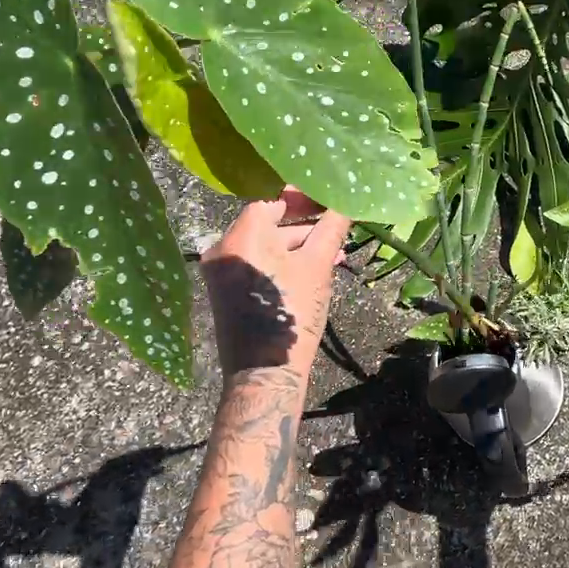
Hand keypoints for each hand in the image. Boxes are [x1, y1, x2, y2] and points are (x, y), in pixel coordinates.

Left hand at [201, 189, 351, 379]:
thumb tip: (346, 202)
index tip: (328, 197)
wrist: (265, 371)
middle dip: (305, 222)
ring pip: (266, 245)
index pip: (271, 200)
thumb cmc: (293, 314)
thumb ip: (331, 229)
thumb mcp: (318, 267)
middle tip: (336, 221)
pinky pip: (258, 263)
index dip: (301, 196)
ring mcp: (222, 271)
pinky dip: (284, 261)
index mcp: (241, 237)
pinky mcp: (226, 290)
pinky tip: (314, 269)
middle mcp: (224, 249)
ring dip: (299, 244)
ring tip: (335, 251)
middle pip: (268, 222)